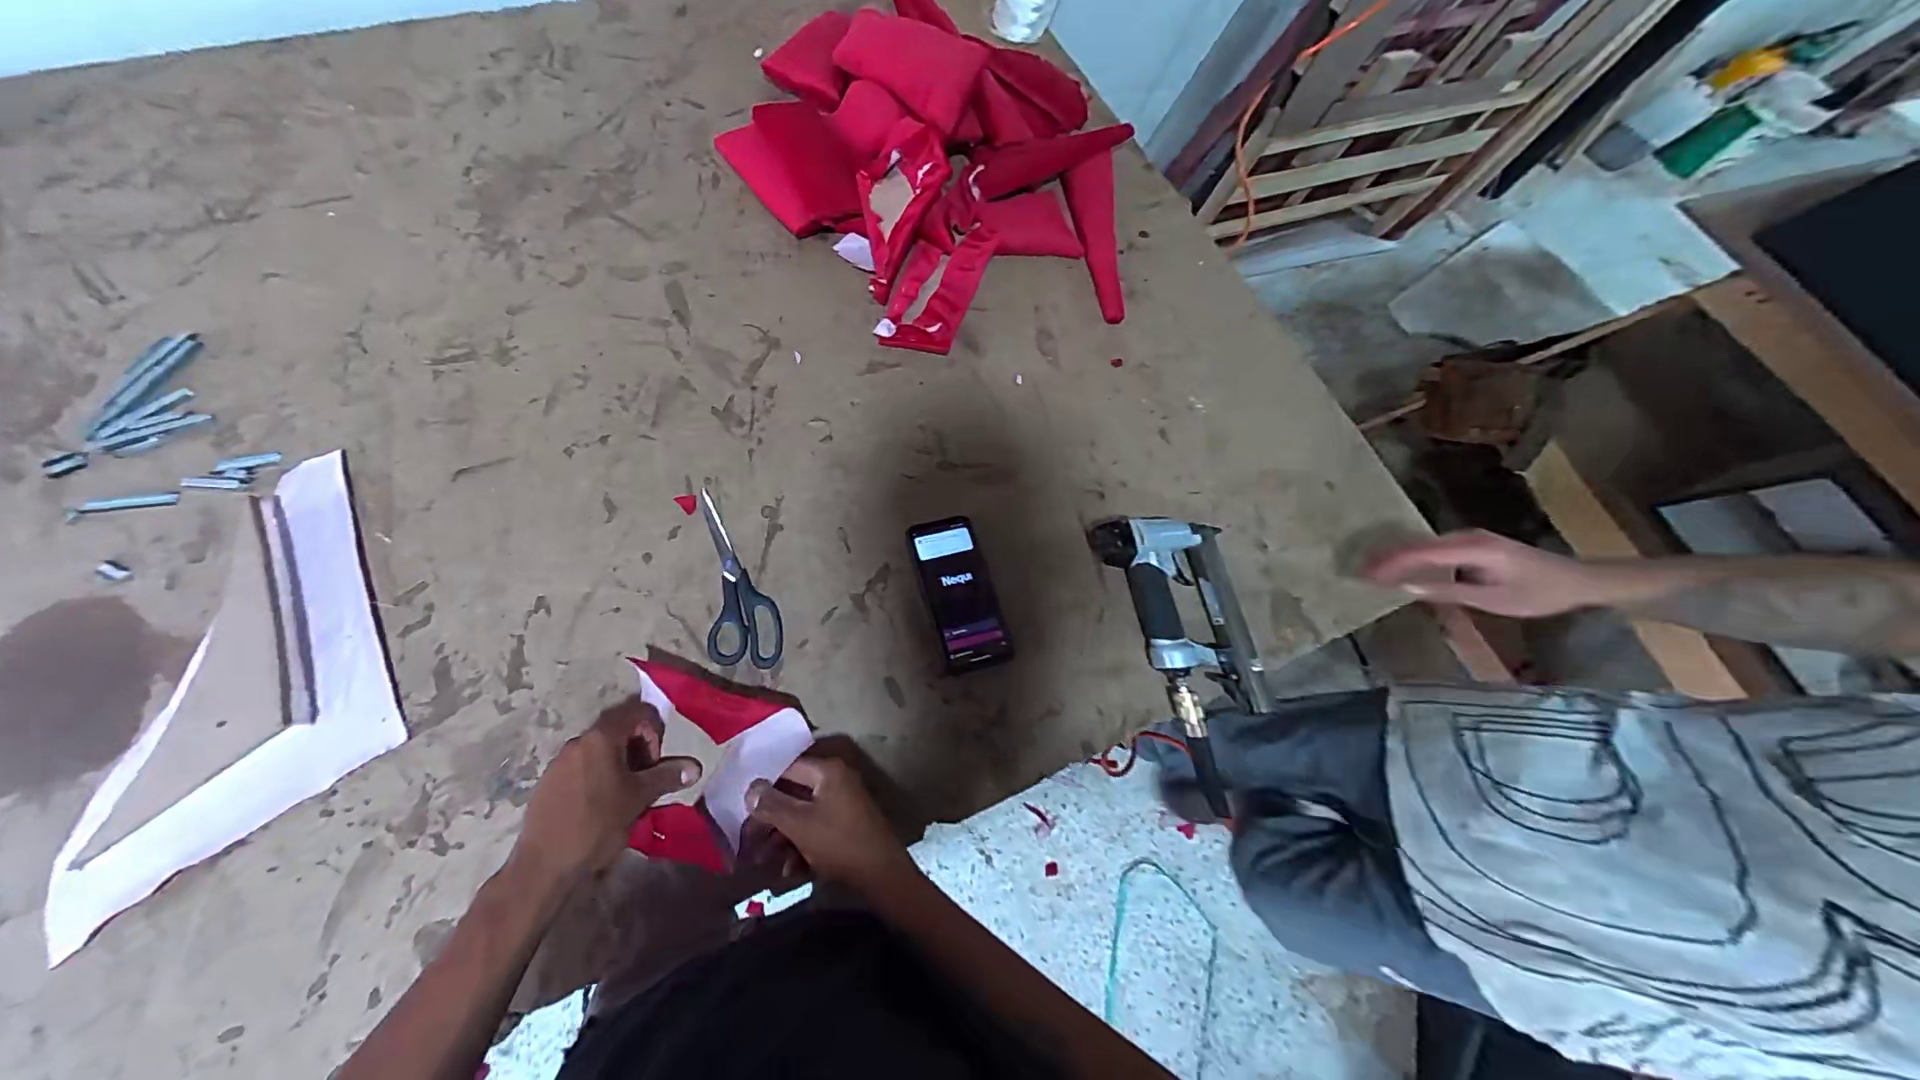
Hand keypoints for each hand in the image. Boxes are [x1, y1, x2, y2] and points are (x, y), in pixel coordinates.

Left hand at [511, 698, 700, 887]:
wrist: (545, 866)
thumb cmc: (598, 823)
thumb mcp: (639, 797)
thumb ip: (667, 776)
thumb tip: (695, 767)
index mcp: (600, 738)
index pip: (636, 711)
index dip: (654, 730)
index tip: (656, 761)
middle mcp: (578, 742)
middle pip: (617, 729)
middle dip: (639, 747)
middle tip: (648, 776)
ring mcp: (559, 762)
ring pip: (600, 749)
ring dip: (620, 762)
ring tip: (628, 792)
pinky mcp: (549, 783)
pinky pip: (583, 766)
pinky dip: (600, 774)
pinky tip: (603, 804)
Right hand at [746, 757, 915, 895]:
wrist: (881, 875)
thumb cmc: (838, 842)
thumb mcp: (799, 824)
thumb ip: (772, 804)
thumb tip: (751, 788)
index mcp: (828, 771)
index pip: (786, 769)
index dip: (762, 789)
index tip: (742, 810)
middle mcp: (836, 781)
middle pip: (792, 793)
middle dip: (769, 820)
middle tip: (748, 842)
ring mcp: (843, 803)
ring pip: (802, 815)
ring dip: (781, 837)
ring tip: (762, 860)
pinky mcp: (845, 825)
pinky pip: (816, 829)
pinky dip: (800, 845)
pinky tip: (789, 869)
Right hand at [1364, 529, 1607, 616]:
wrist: (1580, 580)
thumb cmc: (1540, 593)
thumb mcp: (1493, 599)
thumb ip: (1447, 591)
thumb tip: (1405, 588)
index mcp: (1473, 548)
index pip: (1420, 553)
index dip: (1391, 563)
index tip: (1366, 574)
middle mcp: (1468, 537)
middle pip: (1418, 545)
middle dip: (1387, 558)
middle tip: (1360, 571)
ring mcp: (1471, 538)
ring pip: (1424, 545)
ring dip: (1399, 557)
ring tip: (1374, 569)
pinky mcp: (1473, 544)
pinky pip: (1434, 548)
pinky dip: (1414, 557)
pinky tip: (1403, 567)